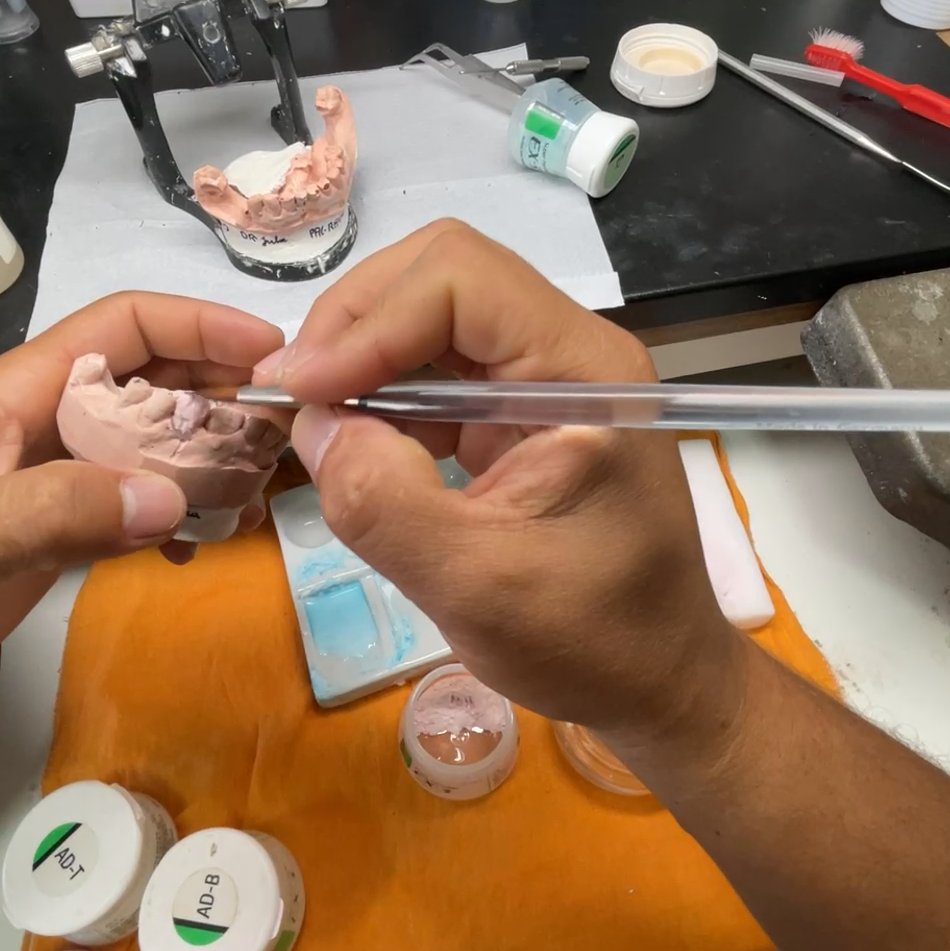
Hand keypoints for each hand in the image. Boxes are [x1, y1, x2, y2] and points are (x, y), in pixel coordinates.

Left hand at [0, 293, 282, 714]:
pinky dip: (185, 516)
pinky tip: (209, 542)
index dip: (200, 323)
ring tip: (261, 487)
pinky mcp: (63, 534)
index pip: (123, 327)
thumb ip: (54, 511)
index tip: (271, 349)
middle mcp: (50, 426)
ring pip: (159, 445)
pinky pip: (143, 507)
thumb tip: (172, 498)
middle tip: (287, 427)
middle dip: (224, 391)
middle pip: (156, 382)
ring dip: (215, 457)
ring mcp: (60, 482)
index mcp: (20, 395)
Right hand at [256, 220, 745, 736]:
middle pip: (444, 276)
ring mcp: (545, 378)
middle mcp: (567, 352)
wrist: (653, 674)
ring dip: (363, 354)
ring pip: (433, 315)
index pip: (462, 279)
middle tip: (296, 390)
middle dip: (356, 322)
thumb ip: (381, 500)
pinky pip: (438, 370)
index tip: (306, 390)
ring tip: (314, 412)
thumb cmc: (590, 640)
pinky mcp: (519, 411)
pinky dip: (383, 392)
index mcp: (581, 372)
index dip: (370, 319)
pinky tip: (358, 439)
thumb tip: (313, 422)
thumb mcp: (474, 585)